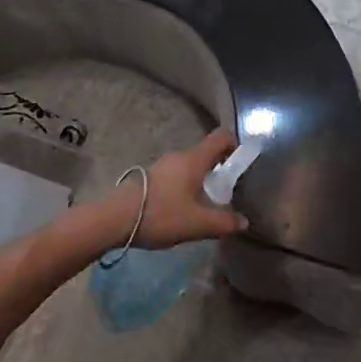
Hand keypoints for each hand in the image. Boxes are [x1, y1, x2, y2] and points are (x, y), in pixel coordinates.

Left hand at [109, 130, 248, 249]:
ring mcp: (162, 165)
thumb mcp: (198, 224)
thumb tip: (244, 221)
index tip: (243, 164)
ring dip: (202, 182)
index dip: (235, 145)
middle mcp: (179, 156)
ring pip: (190, 168)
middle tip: (228, 196)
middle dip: (220, 171)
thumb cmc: (162, 214)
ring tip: (207, 208)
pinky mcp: (151, 177)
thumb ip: (225, 222)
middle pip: (206, 155)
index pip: (220, 137)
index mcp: (193, 159)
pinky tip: (184, 212)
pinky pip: (177, 177)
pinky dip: (187, 188)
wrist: (116, 218)